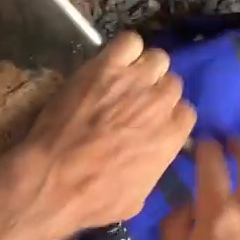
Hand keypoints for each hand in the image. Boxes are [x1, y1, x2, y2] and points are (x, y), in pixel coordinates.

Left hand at [9, 32, 195, 236]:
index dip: (168, 116)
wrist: (53, 178)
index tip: (152, 122)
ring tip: (124, 80)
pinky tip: (111, 63)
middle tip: (134, 102)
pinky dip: (125, 49)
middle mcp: (159, 104)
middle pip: (172, 84)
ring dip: (144, 68)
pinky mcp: (104, 67)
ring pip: (157, 59)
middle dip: (156, 92)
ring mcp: (133, 82)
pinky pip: (129, 41)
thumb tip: (152, 159)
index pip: (185, 112)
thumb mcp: (137, 198)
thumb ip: (153, 169)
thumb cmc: (93, 198)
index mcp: (171, 137)